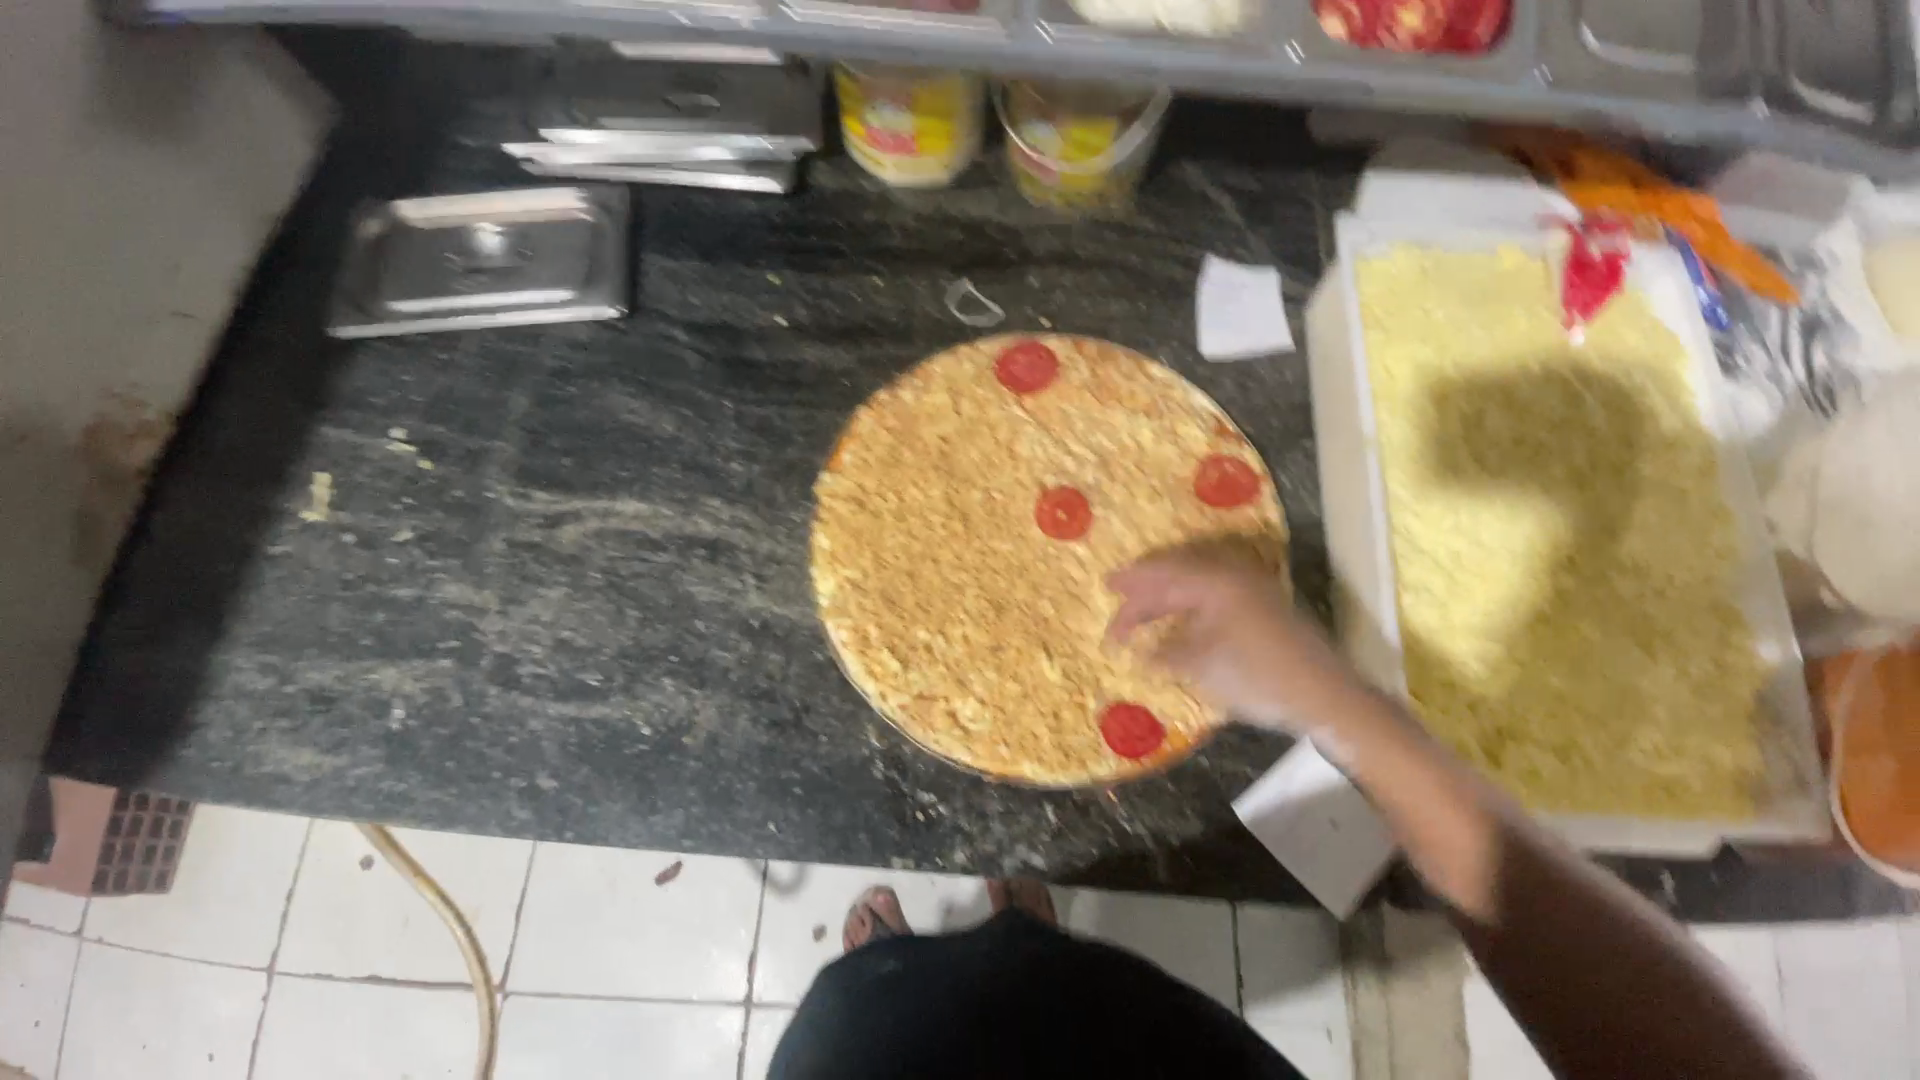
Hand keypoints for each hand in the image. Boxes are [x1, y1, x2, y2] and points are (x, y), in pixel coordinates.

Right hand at [1105, 553, 1366, 734]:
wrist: (1324, 695)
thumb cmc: (1257, 676)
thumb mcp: (1201, 666)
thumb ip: (1166, 653)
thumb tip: (1143, 652)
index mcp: (1216, 582)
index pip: (1163, 574)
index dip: (1132, 585)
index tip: (1106, 591)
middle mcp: (1234, 576)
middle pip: (1180, 572)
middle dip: (1147, 585)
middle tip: (1116, 590)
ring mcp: (1254, 590)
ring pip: (1199, 583)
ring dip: (1169, 595)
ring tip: (1143, 608)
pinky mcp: (1265, 608)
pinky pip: (1216, 595)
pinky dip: (1191, 604)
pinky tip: (1181, 621)